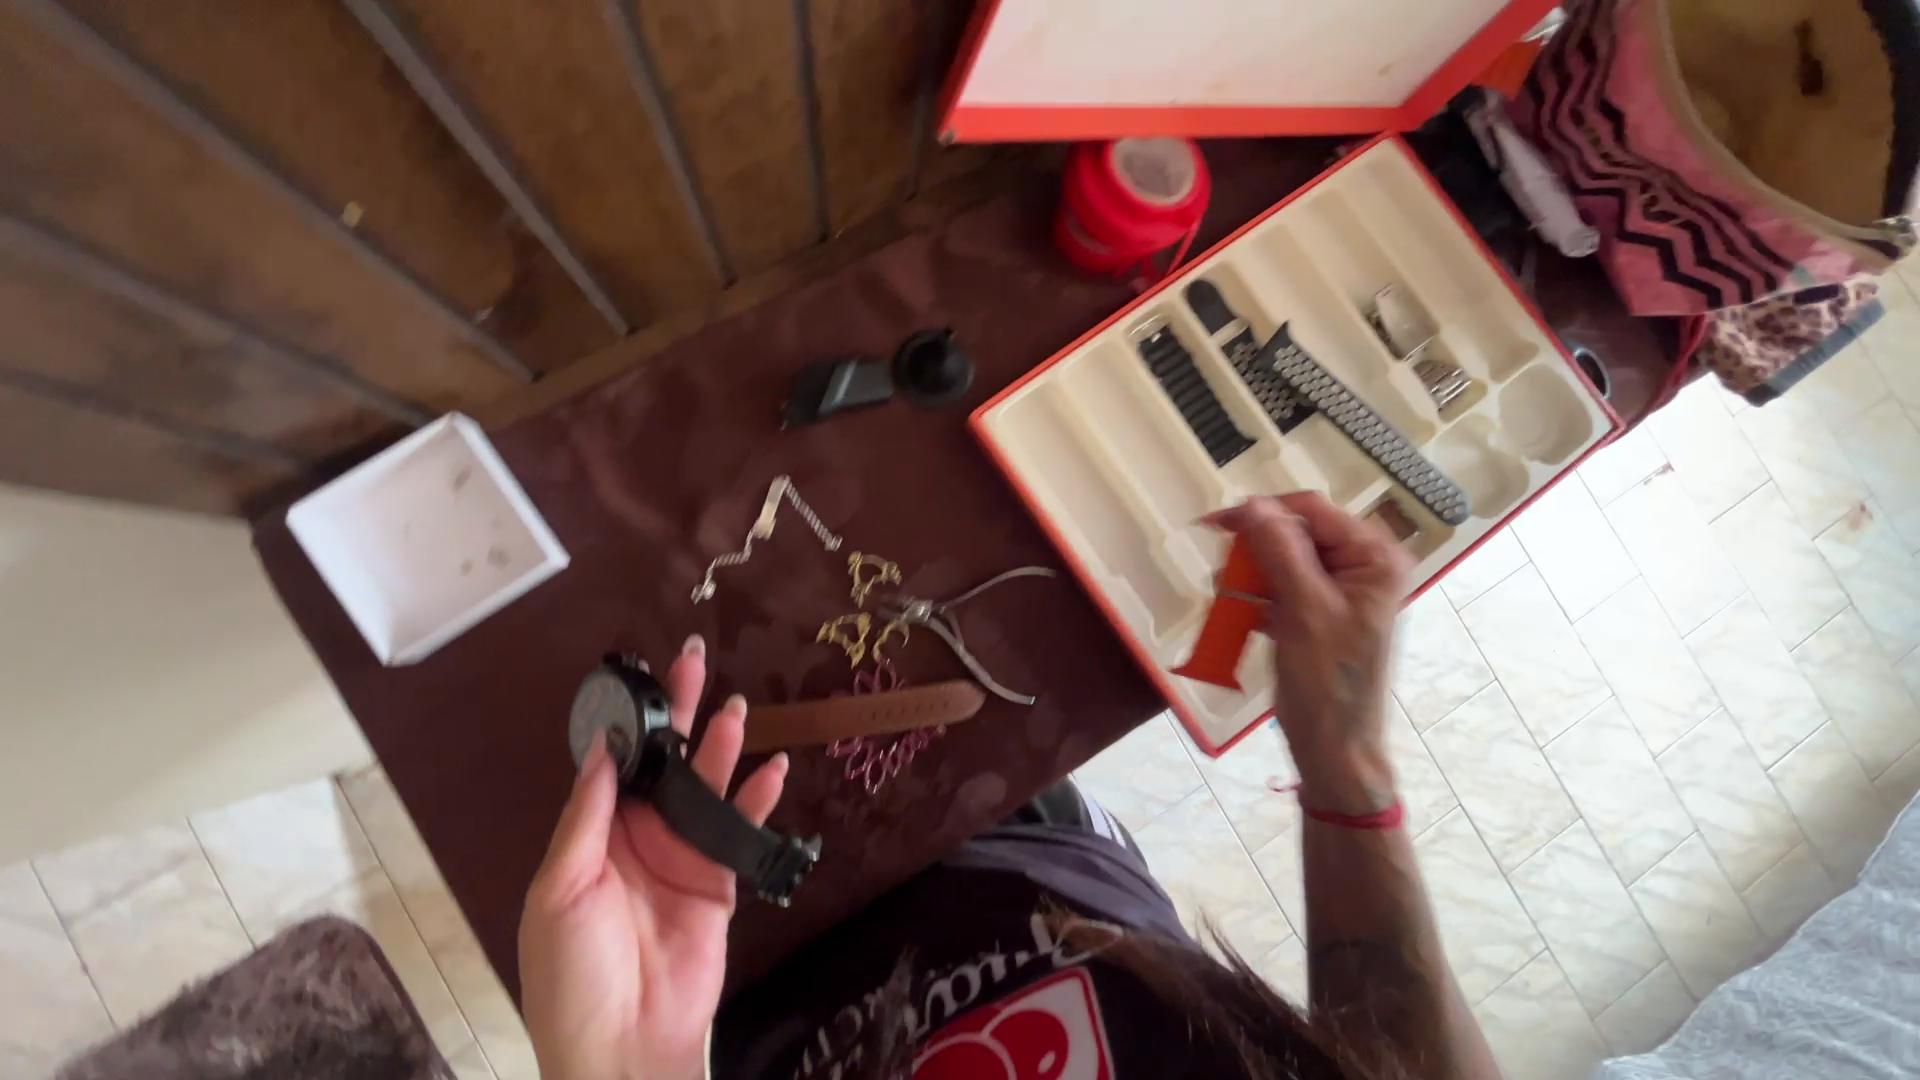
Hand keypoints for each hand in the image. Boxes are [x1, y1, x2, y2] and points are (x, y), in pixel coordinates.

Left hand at [519, 635, 788, 1079]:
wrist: (626, 1044)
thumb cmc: (576, 970)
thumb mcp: (561, 890)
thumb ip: (588, 817)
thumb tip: (604, 748)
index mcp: (596, 833)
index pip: (618, 762)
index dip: (632, 720)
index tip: (643, 676)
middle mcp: (641, 834)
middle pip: (666, 761)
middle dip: (680, 713)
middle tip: (693, 661)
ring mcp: (684, 853)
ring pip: (708, 785)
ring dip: (723, 747)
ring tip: (738, 708)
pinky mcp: (721, 877)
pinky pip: (742, 828)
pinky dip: (759, 799)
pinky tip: (773, 769)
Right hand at [1205, 493, 1410, 815]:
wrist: (1332, 745)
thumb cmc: (1327, 681)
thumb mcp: (1303, 610)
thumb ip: (1279, 551)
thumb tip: (1250, 503)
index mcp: (1374, 556)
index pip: (1311, 511)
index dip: (1262, 512)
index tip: (1214, 524)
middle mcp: (1361, 564)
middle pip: (1295, 531)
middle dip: (1255, 548)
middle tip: (1224, 571)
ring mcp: (1339, 588)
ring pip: (1281, 556)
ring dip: (1252, 572)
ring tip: (1232, 595)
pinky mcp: (1317, 609)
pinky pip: (1280, 583)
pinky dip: (1257, 593)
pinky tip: (1246, 614)